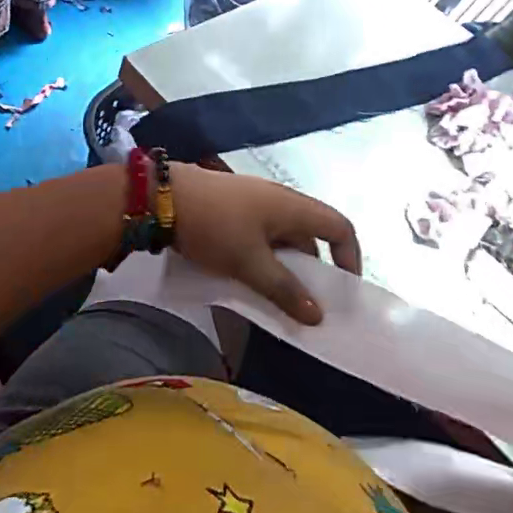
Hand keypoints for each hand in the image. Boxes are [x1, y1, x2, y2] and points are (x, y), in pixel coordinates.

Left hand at [168, 162, 360, 324]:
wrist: (163, 197)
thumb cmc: (214, 226)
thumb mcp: (250, 263)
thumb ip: (284, 289)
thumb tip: (318, 315)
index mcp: (293, 207)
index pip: (339, 227)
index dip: (349, 256)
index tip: (344, 289)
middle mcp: (280, 201)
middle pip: (310, 236)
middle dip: (312, 271)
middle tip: (306, 306)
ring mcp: (255, 203)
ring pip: (283, 239)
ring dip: (285, 268)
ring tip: (276, 299)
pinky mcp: (235, 209)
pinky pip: (262, 237)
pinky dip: (264, 259)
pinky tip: (249, 280)